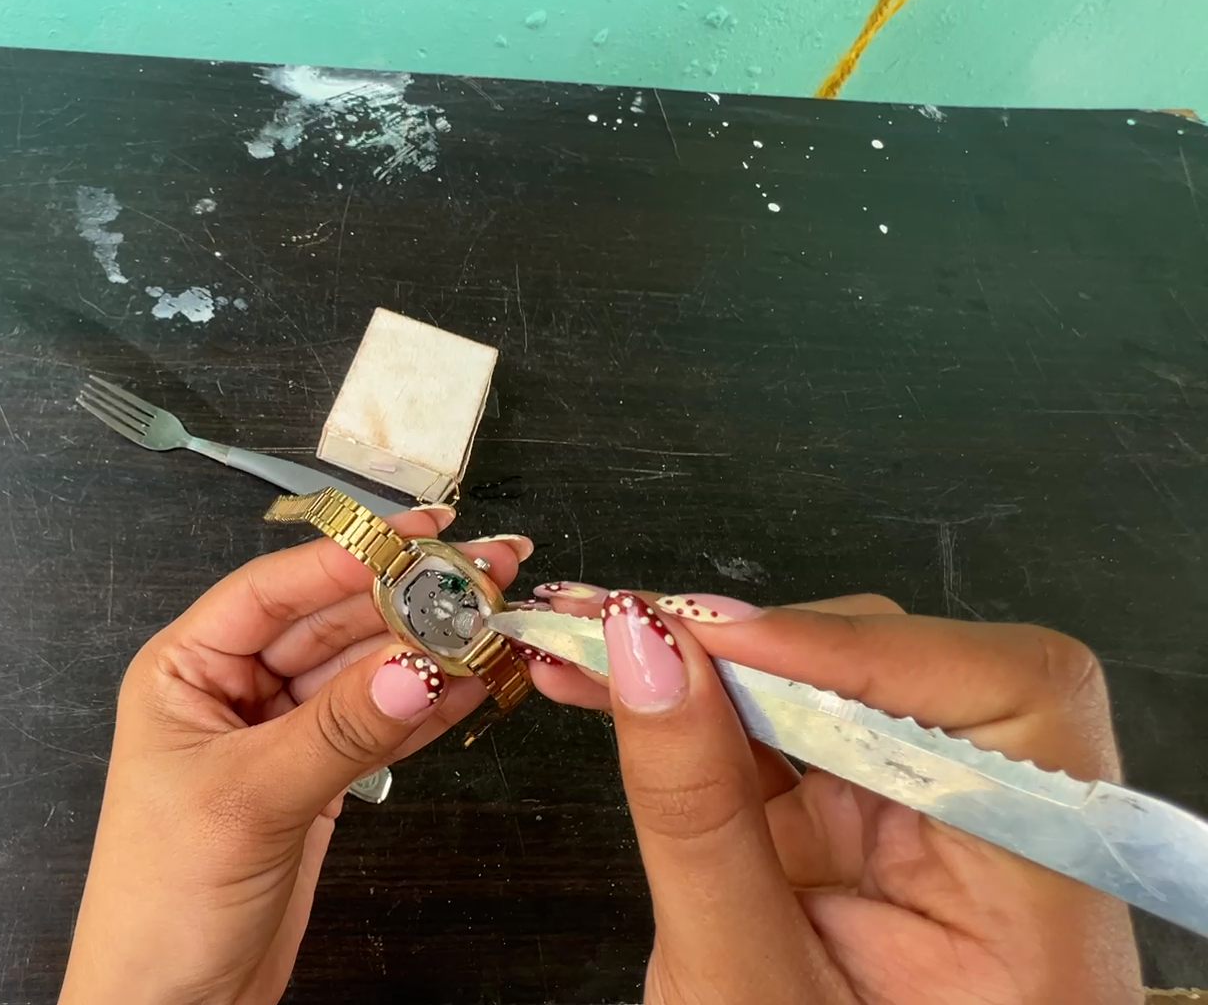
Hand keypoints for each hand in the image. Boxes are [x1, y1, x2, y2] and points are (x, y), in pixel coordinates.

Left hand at [60, 509, 532, 1004]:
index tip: (418, 534)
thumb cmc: (165, 898)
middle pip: (327, 622)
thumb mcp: (247, 798)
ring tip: (492, 617)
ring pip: (359, 669)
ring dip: (423, 646)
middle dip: (402, 596)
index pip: (272, 590)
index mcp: (187, 666)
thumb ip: (337, 730)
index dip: (346, 557)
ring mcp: (279, 726)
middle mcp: (233, 683)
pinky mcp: (316, 769)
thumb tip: (416, 666)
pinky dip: (423, 702)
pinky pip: (375, 722)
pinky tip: (471, 678)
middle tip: (480, 570)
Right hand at [520, 584, 1141, 1003]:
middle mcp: (982, 833)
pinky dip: (660, 687)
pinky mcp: (817, 805)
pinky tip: (583, 679)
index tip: (702, 640)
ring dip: (675, 651)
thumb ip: (694, 811)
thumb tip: (640, 642)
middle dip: (733, 638)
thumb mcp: (732, 984)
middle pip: (888, 665)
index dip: (854, 647)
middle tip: (607, 625)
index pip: (1003, 703)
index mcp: (1030, 903)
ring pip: (797, 673)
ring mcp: (894, 813)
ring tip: (564, 641)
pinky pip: (739, 710)